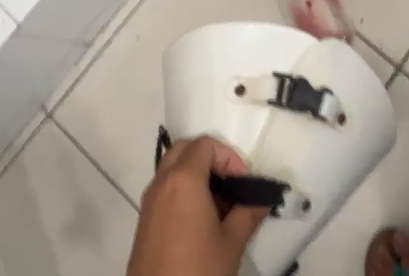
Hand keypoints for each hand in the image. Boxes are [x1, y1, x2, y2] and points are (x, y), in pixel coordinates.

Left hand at [128, 136, 269, 275]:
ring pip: (173, 169)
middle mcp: (161, 183)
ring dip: (197, 176)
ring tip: (220, 206)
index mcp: (183, 180)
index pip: (206, 145)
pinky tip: (201, 222)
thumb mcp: (231, 242)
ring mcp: (149, 202)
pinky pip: (165, 191)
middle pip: (185, 149)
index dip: (230, 157)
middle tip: (231, 185)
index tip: (244, 184)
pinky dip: (183, 192)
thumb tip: (265, 198)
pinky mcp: (144, 222)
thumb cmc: (198, 269)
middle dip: (211, 159)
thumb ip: (249, 213)